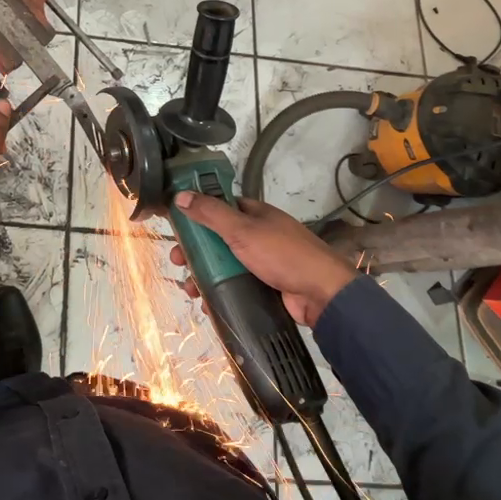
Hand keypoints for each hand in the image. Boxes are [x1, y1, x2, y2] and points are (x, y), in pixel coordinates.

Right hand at [169, 194, 357, 326]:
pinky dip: (220, 294)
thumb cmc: (283, 254)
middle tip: (178, 263)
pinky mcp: (265, 287)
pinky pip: (236, 287)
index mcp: (255, 215)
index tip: (177, 228)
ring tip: (191, 290)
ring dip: (204, 276)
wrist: (323, 295)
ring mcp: (263, 263)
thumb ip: (211, 213)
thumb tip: (180, 195)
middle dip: (195, 252)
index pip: (220, 208)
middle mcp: (258, 235)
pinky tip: (208, 305)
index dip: (197, 215)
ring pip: (224, 266)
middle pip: (217, 240)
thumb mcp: (243, 230)